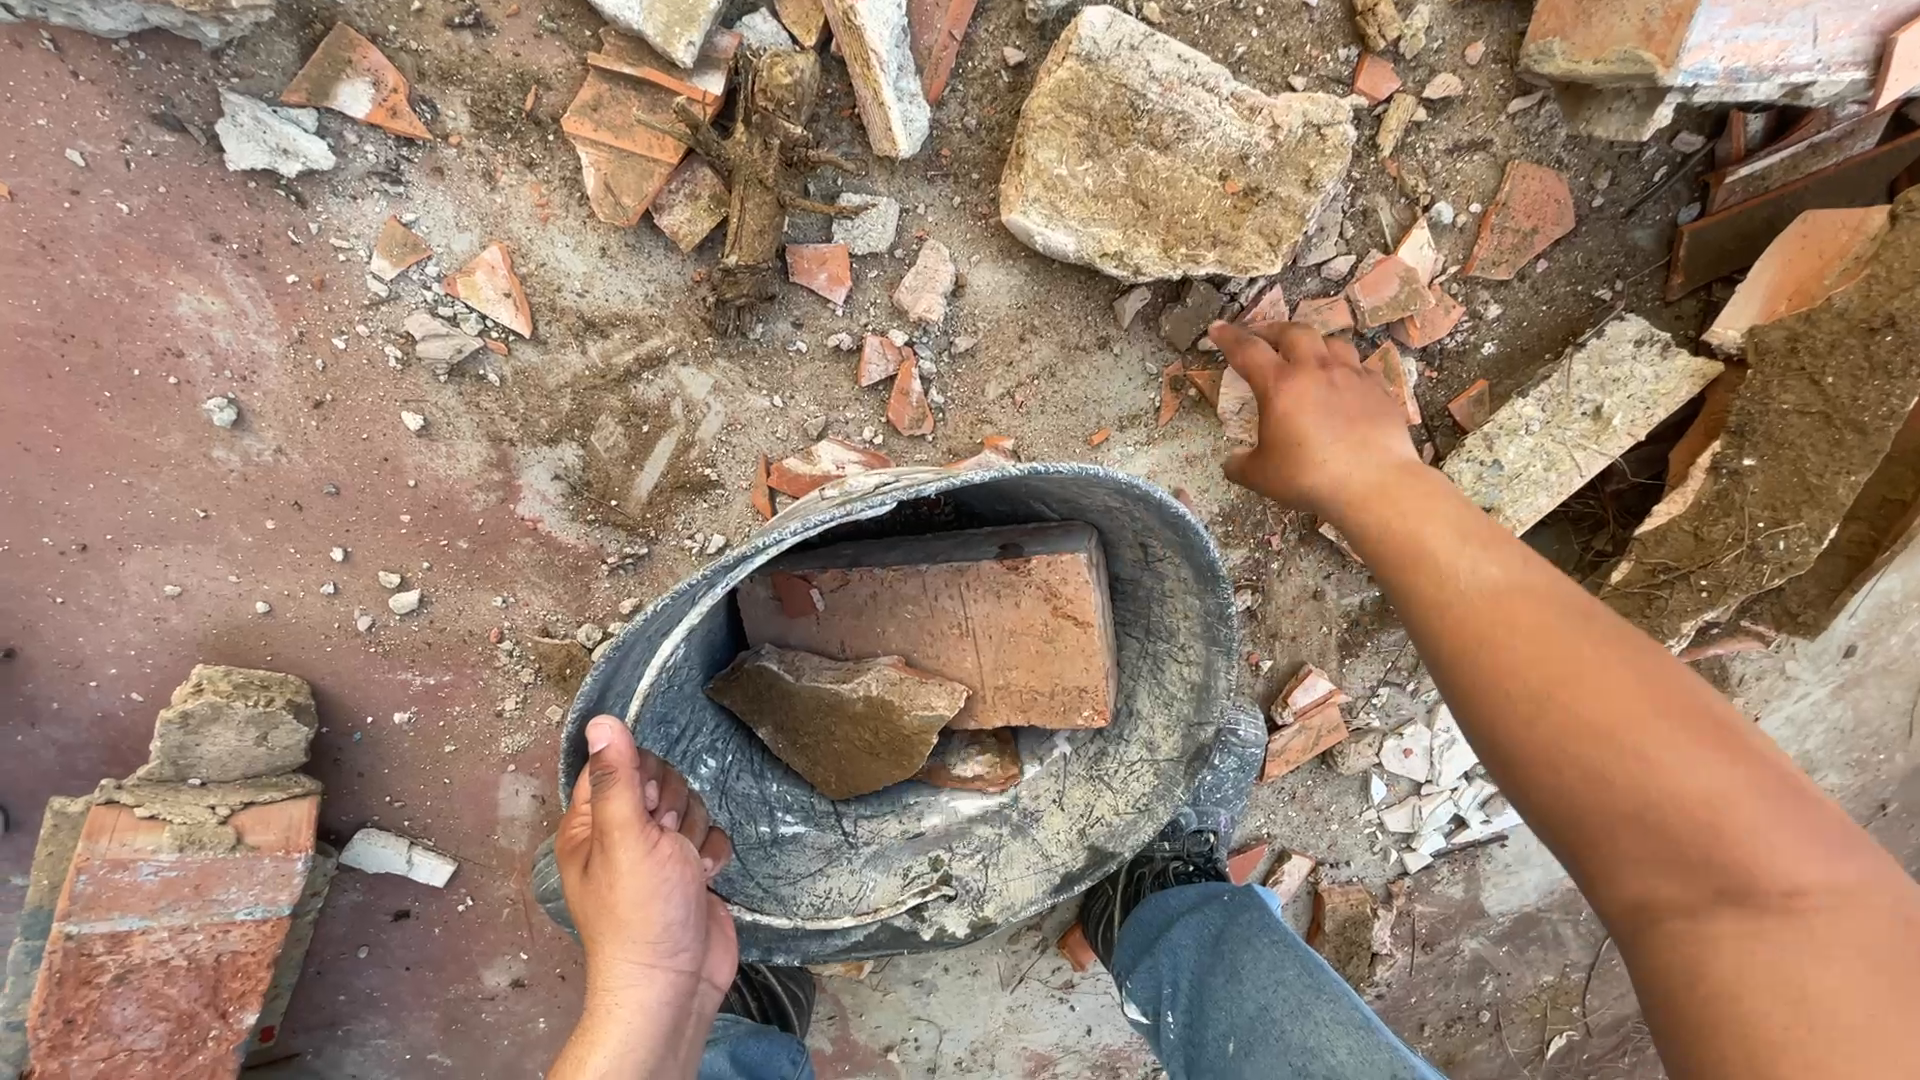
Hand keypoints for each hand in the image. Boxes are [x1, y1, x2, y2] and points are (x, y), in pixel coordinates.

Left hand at [551, 715, 736, 1075]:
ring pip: (689, 804)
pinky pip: (711, 833)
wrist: (675, 981)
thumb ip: (618, 776)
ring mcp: (658, 852)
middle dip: (672, 805)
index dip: (638, 773)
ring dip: (693, 832)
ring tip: (682, 866)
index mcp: (590, 825)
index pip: (615, 764)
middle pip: (659, 780)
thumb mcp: (625, 837)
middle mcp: (622, 833)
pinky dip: (711, 852)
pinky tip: (703, 877)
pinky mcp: (690, 868)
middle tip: (664, 838)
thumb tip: (601, 720)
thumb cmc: (640, 912)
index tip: (644, 802)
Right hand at [1211, 320, 1421, 522]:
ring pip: (1330, 342)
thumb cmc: (1308, 476)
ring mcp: (1352, 376)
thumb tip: (1231, 461)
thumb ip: (1240, 464)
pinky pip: (1358, 367)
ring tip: (1305, 354)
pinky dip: (1343, 368)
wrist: (1373, 484)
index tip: (1217, 328)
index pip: (1247, 350)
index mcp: (1280, 386)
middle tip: (1261, 336)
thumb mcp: (1260, 475)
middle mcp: (1316, 370)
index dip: (1229, 337)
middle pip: (1293, 332)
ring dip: (1312, 342)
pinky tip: (1341, 383)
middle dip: (1272, 329)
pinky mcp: (1378, 389)